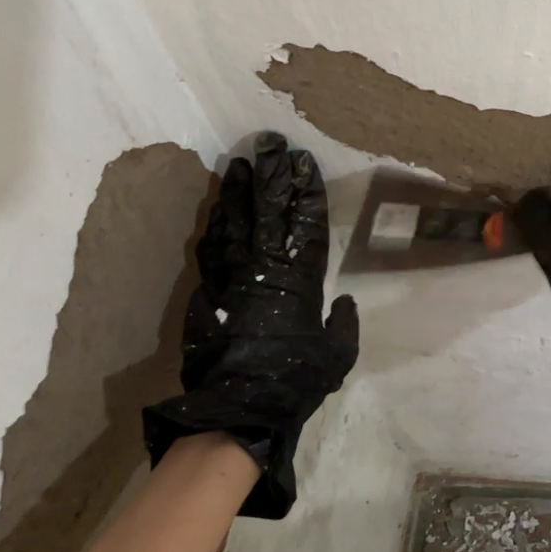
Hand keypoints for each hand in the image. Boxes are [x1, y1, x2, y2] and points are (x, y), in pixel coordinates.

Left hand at [142, 132, 358, 518]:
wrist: (240, 406)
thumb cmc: (296, 381)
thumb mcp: (337, 355)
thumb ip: (342, 325)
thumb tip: (342, 301)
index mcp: (302, 282)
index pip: (307, 226)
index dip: (307, 193)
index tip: (305, 164)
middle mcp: (268, 271)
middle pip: (270, 213)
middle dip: (273, 177)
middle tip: (272, 145)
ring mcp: (234, 279)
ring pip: (236, 224)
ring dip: (239, 191)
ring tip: (241, 163)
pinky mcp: (208, 293)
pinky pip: (212, 250)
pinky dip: (215, 225)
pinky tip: (216, 208)